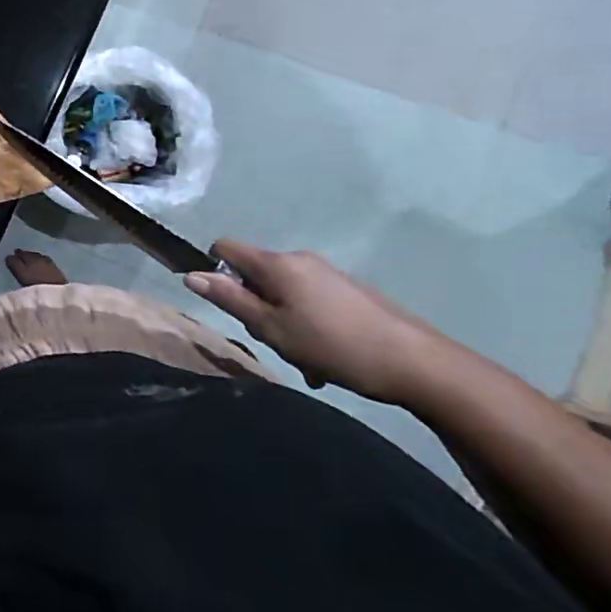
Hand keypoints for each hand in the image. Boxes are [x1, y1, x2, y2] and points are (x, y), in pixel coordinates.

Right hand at [185, 240, 459, 403]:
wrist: (420, 364)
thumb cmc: (334, 345)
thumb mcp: (271, 328)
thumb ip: (230, 299)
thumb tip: (190, 274)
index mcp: (276, 264)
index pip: (225, 247)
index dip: (215, 270)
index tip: (230, 305)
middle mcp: (300, 259)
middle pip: (255, 272)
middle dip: (253, 304)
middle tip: (271, 340)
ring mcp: (328, 273)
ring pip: (283, 291)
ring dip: (281, 319)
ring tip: (302, 356)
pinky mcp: (350, 290)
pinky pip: (309, 300)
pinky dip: (306, 322)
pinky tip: (325, 356)